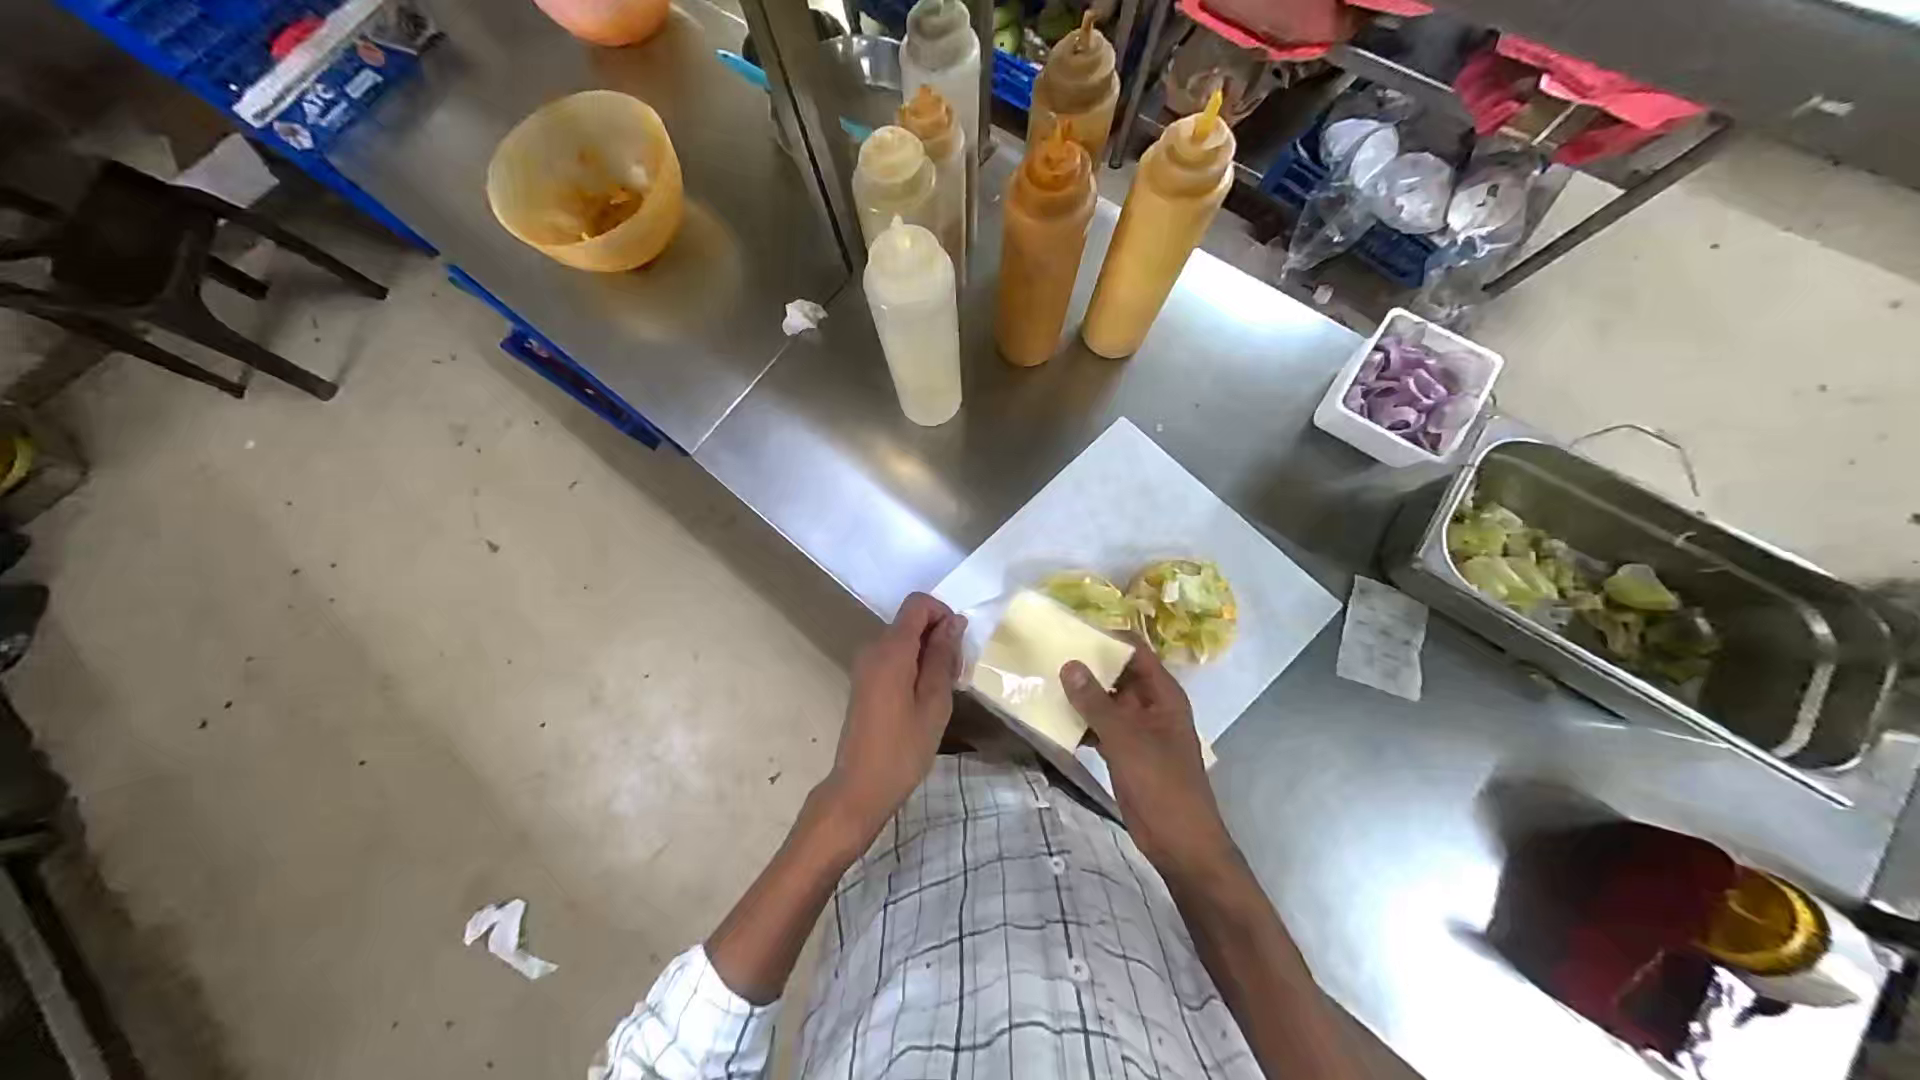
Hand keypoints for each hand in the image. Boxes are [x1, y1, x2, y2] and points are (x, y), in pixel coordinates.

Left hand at [820, 592, 965, 844]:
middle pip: (910, 622)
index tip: (958, 644)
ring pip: (903, 641)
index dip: (942, 613)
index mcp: (890, 650)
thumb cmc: (904, 747)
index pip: (917, 604)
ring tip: (943, 692)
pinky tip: (924, 699)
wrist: (860, 787)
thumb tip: (953, 622)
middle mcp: (873, 649)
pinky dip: (913, 666)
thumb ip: (942, 656)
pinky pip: (893, 658)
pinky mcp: (864, 682)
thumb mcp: (934, 702)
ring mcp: (865, 666)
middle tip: (955, 676)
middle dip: (938, 637)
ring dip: (927, 654)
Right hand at [1062, 643, 1233, 875]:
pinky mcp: (1125, 752)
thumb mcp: (1126, 739)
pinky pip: (1101, 727)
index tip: (1071, 632)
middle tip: (1047, 655)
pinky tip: (1053, 720)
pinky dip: (1081, 723)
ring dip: (1081, 695)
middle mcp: (1151, 705)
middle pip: (1118, 673)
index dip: (1107, 638)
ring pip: (1107, 701)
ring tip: (1043, 681)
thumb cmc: (1161, 784)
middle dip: (1088, 665)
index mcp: (1163, 694)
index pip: (1135, 650)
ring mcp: (1138, 729)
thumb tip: (1069, 664)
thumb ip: (1096, 702)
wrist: (1180, 843)